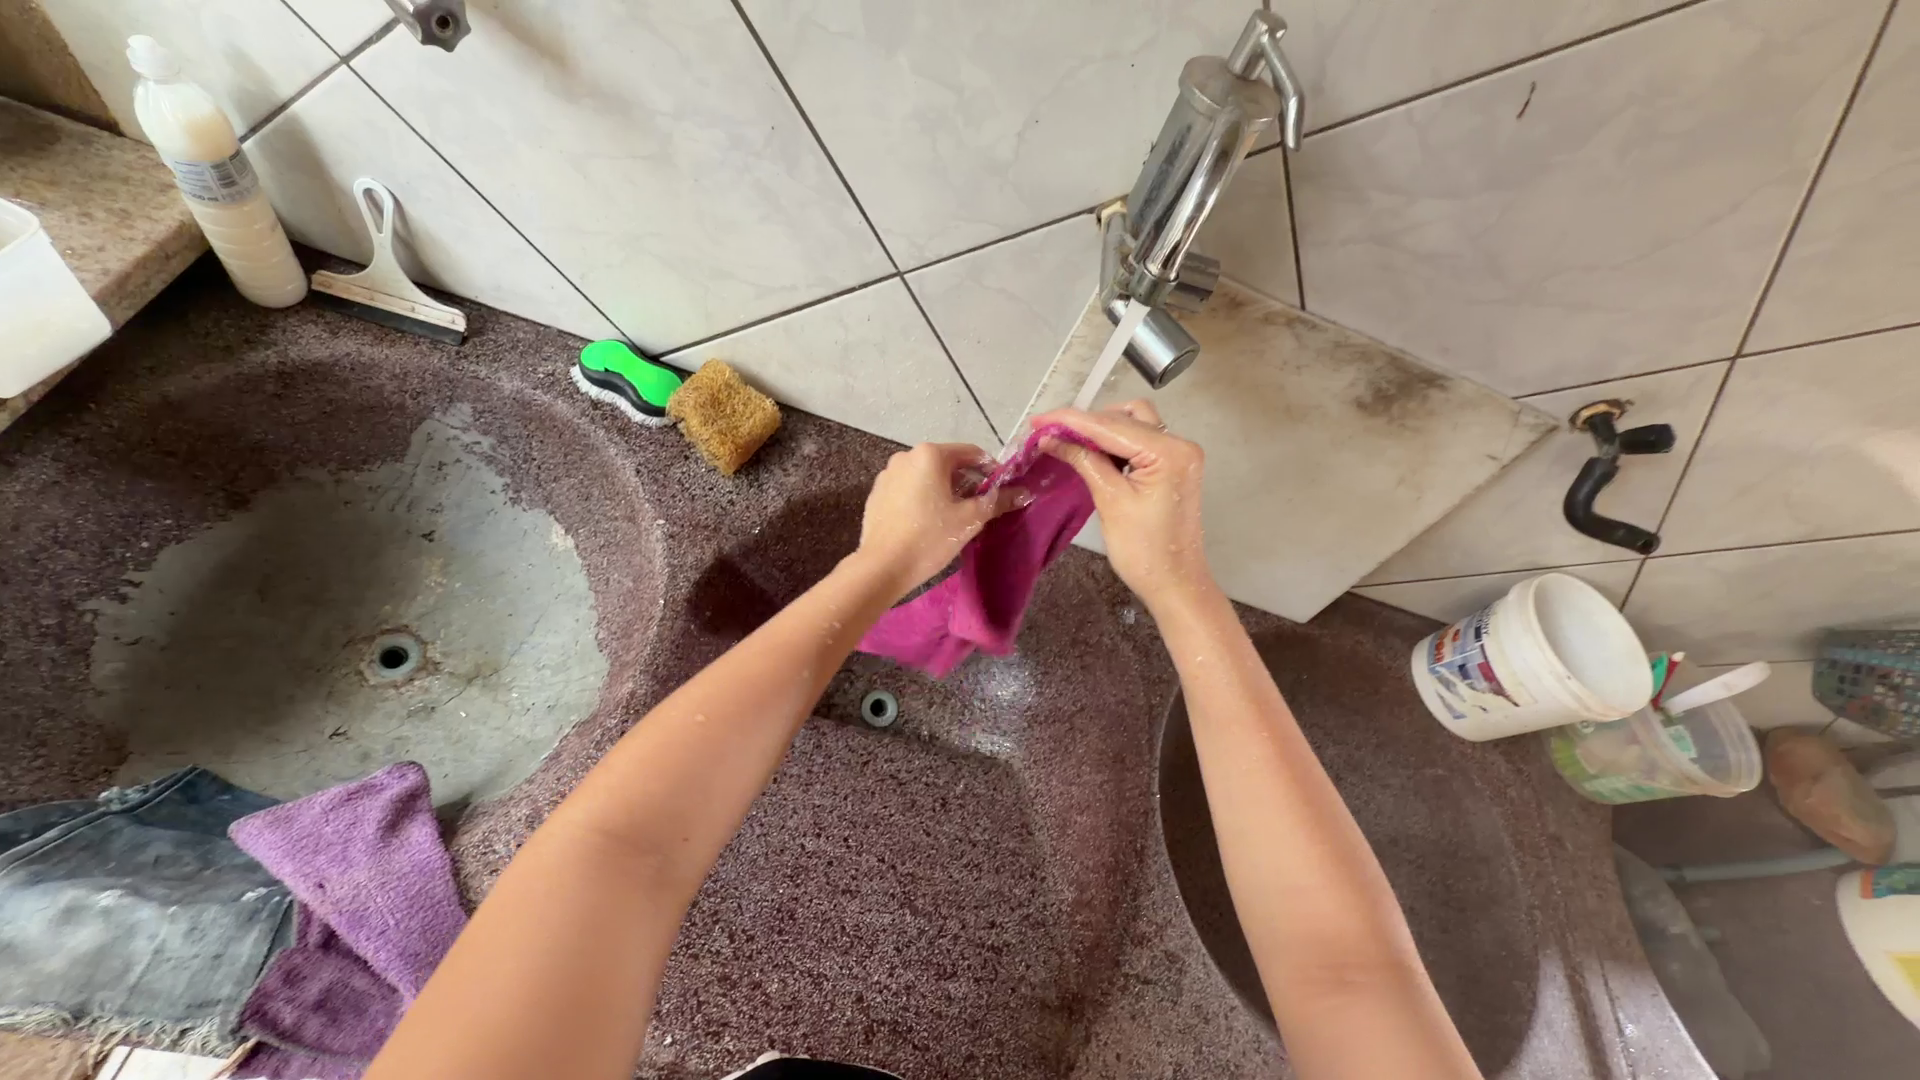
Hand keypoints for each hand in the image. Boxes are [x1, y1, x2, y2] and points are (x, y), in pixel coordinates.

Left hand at [855, 442, 1028, 597]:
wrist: (882, 567)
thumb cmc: (930, 539)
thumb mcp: (970, 519)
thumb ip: (998, 501)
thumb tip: (1025, 492)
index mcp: (930, 454)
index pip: (971, 453)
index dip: (991, 470)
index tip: (1001, 491)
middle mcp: (906, 456)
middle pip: (947, 464)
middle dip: (967, 482)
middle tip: (979, 508)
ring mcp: (887, 474)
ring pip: (926, 477)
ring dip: (944, 491)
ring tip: (954, 517)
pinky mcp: (877, 494)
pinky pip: (908, 489)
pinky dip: (922, 499)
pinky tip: (928, 522)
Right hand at [1032, 400, 1215, 612]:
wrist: (1175, 584)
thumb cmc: (1143, 550)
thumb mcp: (1110, 500)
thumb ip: (1083, 460)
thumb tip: (1050, 438)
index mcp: (1169, 451)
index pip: (1111, 425)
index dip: (1070, 420)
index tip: (1037, 420)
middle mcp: (1179, 443)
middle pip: (1125, 417)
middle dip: (1085, 423)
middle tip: (1049, 434)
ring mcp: (1179, 454)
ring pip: (1133, 424)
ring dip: (1100, 430)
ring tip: (1067, 442)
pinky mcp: (1173, 466)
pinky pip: (1140, 442)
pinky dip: (1114, 443)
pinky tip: (1090, 452)